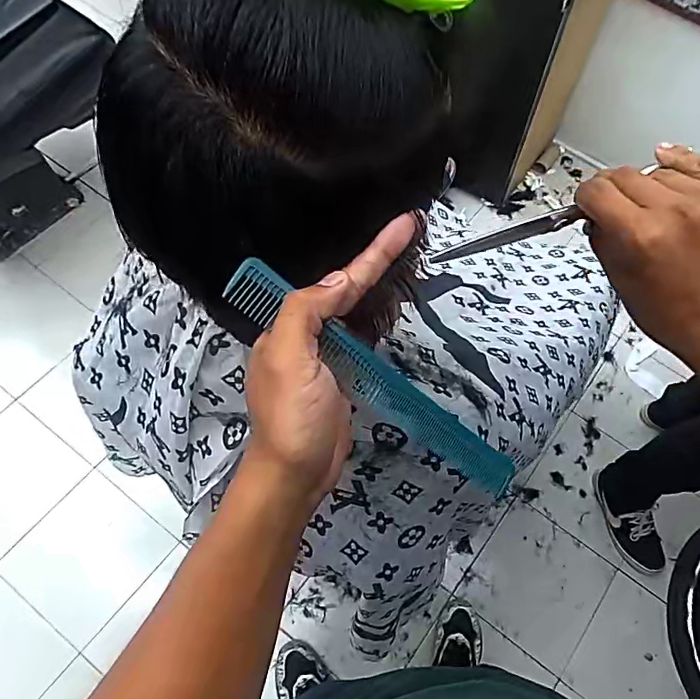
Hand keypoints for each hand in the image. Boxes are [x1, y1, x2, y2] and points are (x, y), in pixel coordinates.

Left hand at [243, 214, 418, 500]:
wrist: (297, 473)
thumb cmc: (291, 417)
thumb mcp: (289, 358)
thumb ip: (306, 311)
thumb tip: (339, 279)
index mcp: (289, 325)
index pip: (336, 282)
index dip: (372, 254)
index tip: (404, 225)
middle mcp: (305, 336)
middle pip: (346, 290)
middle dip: (376, 262)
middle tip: (410, 233)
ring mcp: (325, 358)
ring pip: (354, 312)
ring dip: (378, 286)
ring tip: (406, 260)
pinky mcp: (342, 378)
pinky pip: (360, 339)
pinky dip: (376, 319)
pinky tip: (388, 310)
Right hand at [575, 144, 699, 367]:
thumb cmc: (679, 316)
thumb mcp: (623, 283)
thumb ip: (603, 240)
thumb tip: (594, 213)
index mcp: (643, 236)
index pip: (597, 190)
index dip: (587, 198)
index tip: (590, 202)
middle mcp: (678, 212)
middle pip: (626, 174)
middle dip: (616, 192)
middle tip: (620, 208)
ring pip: (662, 171)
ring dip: (653, 188)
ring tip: (660, 216)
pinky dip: (684, 171)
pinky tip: (674, 177)